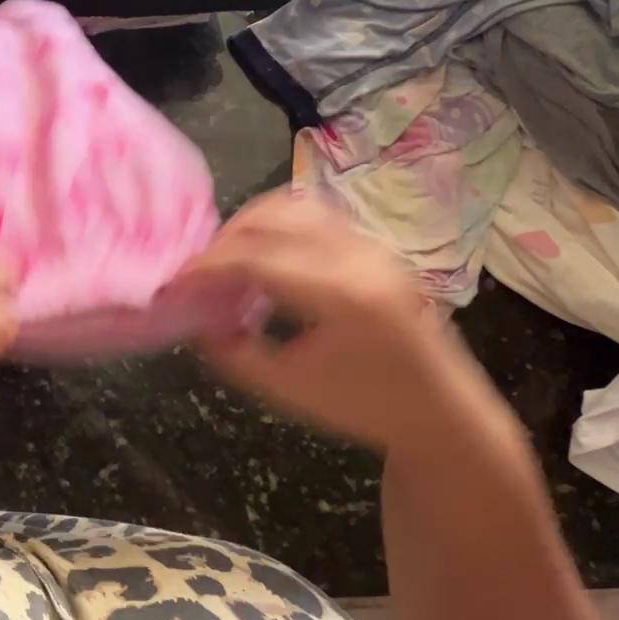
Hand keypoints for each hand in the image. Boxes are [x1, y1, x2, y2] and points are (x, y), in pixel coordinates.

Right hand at [181, 192, 510, 452]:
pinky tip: (260, 251)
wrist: (442, 413)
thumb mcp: (285, 387)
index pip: (255, 258)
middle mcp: (360, 257)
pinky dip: (276, 223)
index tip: (176, 281)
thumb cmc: (363, 406)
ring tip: (225, 255)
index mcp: (341, 295)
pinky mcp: (374, 246)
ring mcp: (371, 246)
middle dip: (223, 240)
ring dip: (249, 224)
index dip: (207, 266)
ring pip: (293, 206)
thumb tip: (194, 319)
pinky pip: (314, 213)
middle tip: (198, 269)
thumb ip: (232, 351)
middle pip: (271, 219)